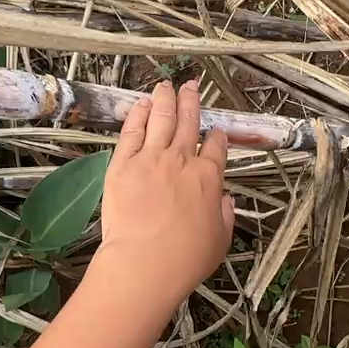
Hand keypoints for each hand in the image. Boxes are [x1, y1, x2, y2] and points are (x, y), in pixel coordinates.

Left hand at [92, 80, 233, 309]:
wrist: (146, 262)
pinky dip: (138, 114)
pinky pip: (132, 131)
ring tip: (166, 85)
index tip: (215, 132)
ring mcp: (152, 158)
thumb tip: (225, 201)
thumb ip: (224, 216)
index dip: (217, 137)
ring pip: (162, 118)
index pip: (217, 147)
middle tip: (191, 86)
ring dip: (166, 99)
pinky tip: (142, 104)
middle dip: (191, 101)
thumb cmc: (186, 259)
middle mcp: (183, 160)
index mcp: (209, 178)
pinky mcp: (123, 163)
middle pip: (189, 122)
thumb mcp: (220, 241)